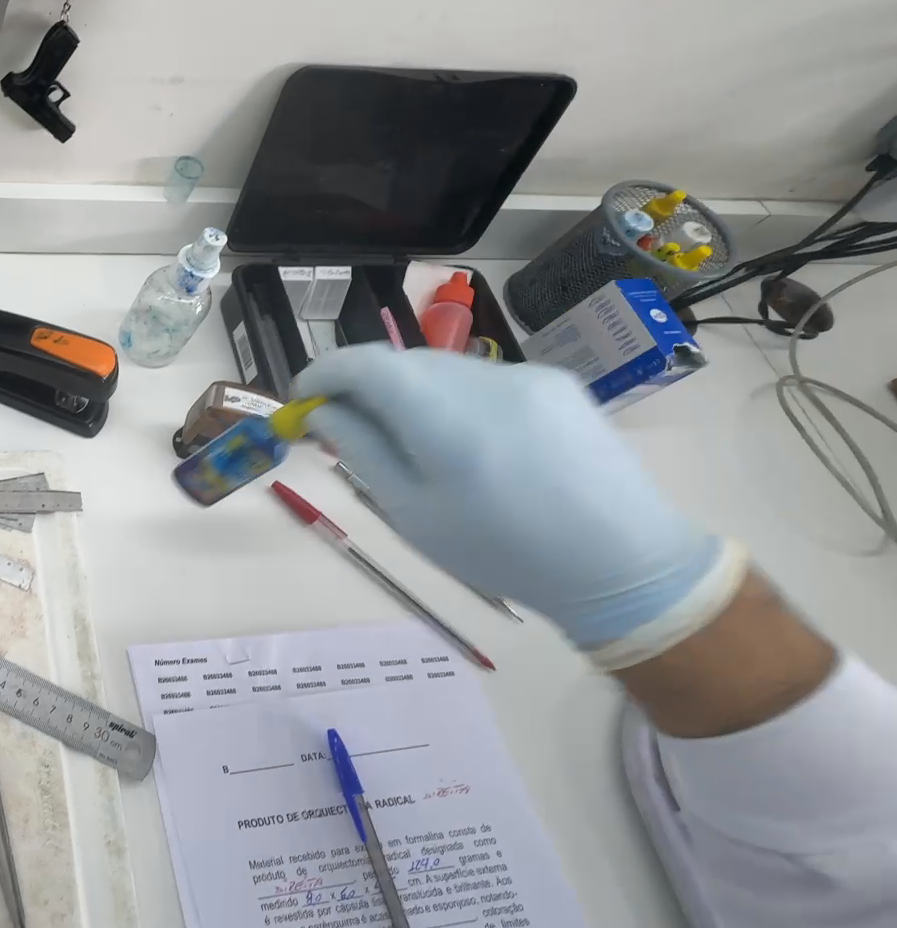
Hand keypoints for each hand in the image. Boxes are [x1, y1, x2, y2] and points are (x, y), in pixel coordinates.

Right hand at [294, 344, 747, 668]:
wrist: (625, 564)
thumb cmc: (500, 551)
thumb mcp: (410, 511)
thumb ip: (359, 449)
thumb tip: (320, 410)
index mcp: (446, 420)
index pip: (365, 364)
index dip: (323, 372)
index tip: (302, 397)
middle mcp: (486, 381)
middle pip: (399, 362)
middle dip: (361, 385)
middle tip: (343, 425)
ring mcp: (526, 376)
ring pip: (438, 367)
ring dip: (404, 391)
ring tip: (404, 438)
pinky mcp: (554, 382)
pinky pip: (478, 377)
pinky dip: (447, 396)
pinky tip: (461, 440)